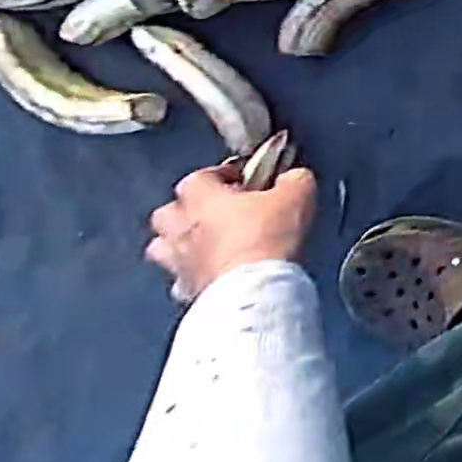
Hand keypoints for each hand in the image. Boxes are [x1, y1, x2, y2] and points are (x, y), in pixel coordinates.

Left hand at [146, 165, 316, 301]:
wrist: (253, 284)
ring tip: (211, 237)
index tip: (242, 176)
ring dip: (183, 239)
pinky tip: (215, 267)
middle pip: (168, 211)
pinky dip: (193, 269)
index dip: (220, 173)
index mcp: (203, 199)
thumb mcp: (298, 191)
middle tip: (220, 206)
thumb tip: (292, 177)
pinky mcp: (184, 287)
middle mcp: (181, 228)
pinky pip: (179, 275)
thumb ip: (293, 177)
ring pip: (162, 245)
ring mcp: (177, 261)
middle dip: (190, 206)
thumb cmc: (268, 235)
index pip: (197, 177)